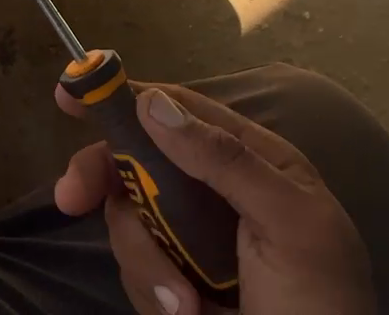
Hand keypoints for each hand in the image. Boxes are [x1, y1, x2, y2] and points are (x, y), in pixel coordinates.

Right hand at [53, 84, 374, 314]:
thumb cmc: (321, 308)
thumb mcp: (292, 228)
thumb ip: (226, 160)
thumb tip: (150, 101)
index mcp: (250, 161)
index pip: (176, 108)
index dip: (120, 95)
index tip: (67, 95)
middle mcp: (211, 189)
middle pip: (131, 157)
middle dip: (99, 177)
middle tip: (71, 199)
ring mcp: (188, 235)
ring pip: (125, 215)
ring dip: (145, 260)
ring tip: (186, 306)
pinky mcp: (170, 277)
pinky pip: (131, 265)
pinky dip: (151, 291)